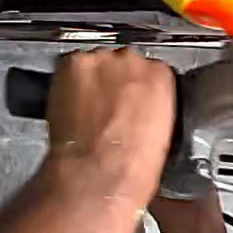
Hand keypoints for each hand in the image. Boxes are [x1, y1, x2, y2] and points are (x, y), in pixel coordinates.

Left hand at [41, 48, 176, 210]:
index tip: (130, 97)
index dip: (137, 85)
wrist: (97, 173)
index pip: (150, 68)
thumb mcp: (162, 132)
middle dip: (114, 79)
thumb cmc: (133, 166)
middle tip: (106, 103)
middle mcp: (131, 60)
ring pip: (95, 62)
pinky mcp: (71, 64)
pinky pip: (71, 66)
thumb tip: (141, 103)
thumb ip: (153, 105)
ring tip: (87, 105)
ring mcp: (99, 59)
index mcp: (160, 76)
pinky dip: (70, 80)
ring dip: (92, 78)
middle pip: (121, 61)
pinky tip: (71, 102)